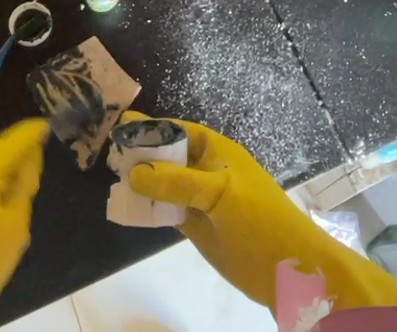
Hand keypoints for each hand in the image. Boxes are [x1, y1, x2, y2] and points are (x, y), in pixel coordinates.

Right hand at [124, 114, 396, 311]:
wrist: (288, 269)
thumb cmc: (260, 219)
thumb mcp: (219, 193)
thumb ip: (177, 182)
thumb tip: (134, 171)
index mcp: (217, 151)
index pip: (178, 131)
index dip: (151, 128)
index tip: (121, 126)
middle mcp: (205, 170)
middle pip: (167, 156)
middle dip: (141, 154)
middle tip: (108, 155)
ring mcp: (199, 199)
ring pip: (163, 185)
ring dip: (141, 183)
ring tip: (111, 180)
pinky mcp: (196, 226)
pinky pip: (166, 211)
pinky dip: (148, 208)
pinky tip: (127, 208)